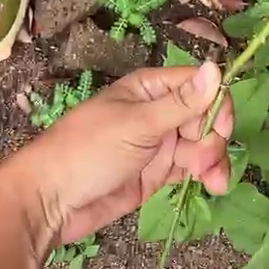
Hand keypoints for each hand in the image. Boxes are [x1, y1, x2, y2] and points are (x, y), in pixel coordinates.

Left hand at [0, 61, 234, 249]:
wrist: (48, 203)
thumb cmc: (88, 151)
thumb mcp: (138, 124)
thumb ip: (182, 102)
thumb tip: (217, 66)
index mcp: (151, 89)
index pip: (200, 86)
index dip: (216, 104)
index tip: (220, 129)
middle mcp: (159, 112)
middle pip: (205, 116)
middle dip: (214, 138)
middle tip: (205, 162)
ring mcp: (159, 143)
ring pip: (203, 144)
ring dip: (214, 160)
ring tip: (215, 183)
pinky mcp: (158, 172)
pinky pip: (191, 167)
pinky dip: (206, 175)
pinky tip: (214, 186)